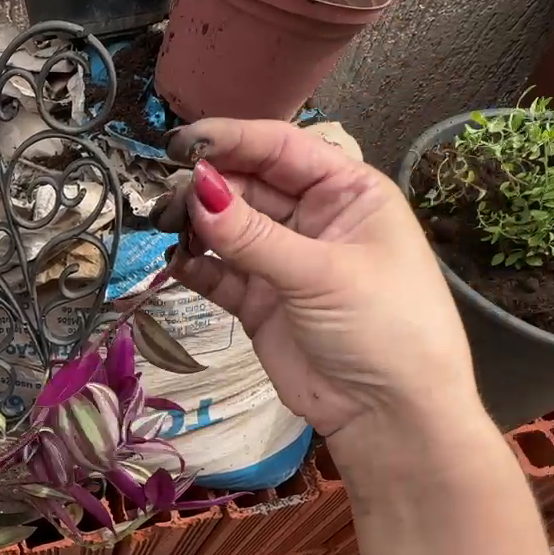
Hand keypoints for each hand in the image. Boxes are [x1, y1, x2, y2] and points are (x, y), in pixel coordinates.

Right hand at [156, 119, 483, 453]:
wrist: (387, 413)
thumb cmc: (385, 328)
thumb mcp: (321, 273)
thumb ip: (253, 236)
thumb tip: (198, 191)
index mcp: (347, 193)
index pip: (283, 150)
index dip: (233, 141)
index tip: (183, 143)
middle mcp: (313, 220)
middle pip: (248, 188)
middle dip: (207, 189)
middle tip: (167, 196)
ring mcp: (282, 262)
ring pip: (228, 230)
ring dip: (196, 227)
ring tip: (165, 227)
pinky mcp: (258, 302)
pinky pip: (219, 275)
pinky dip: (196, 268)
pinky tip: (176, 264)